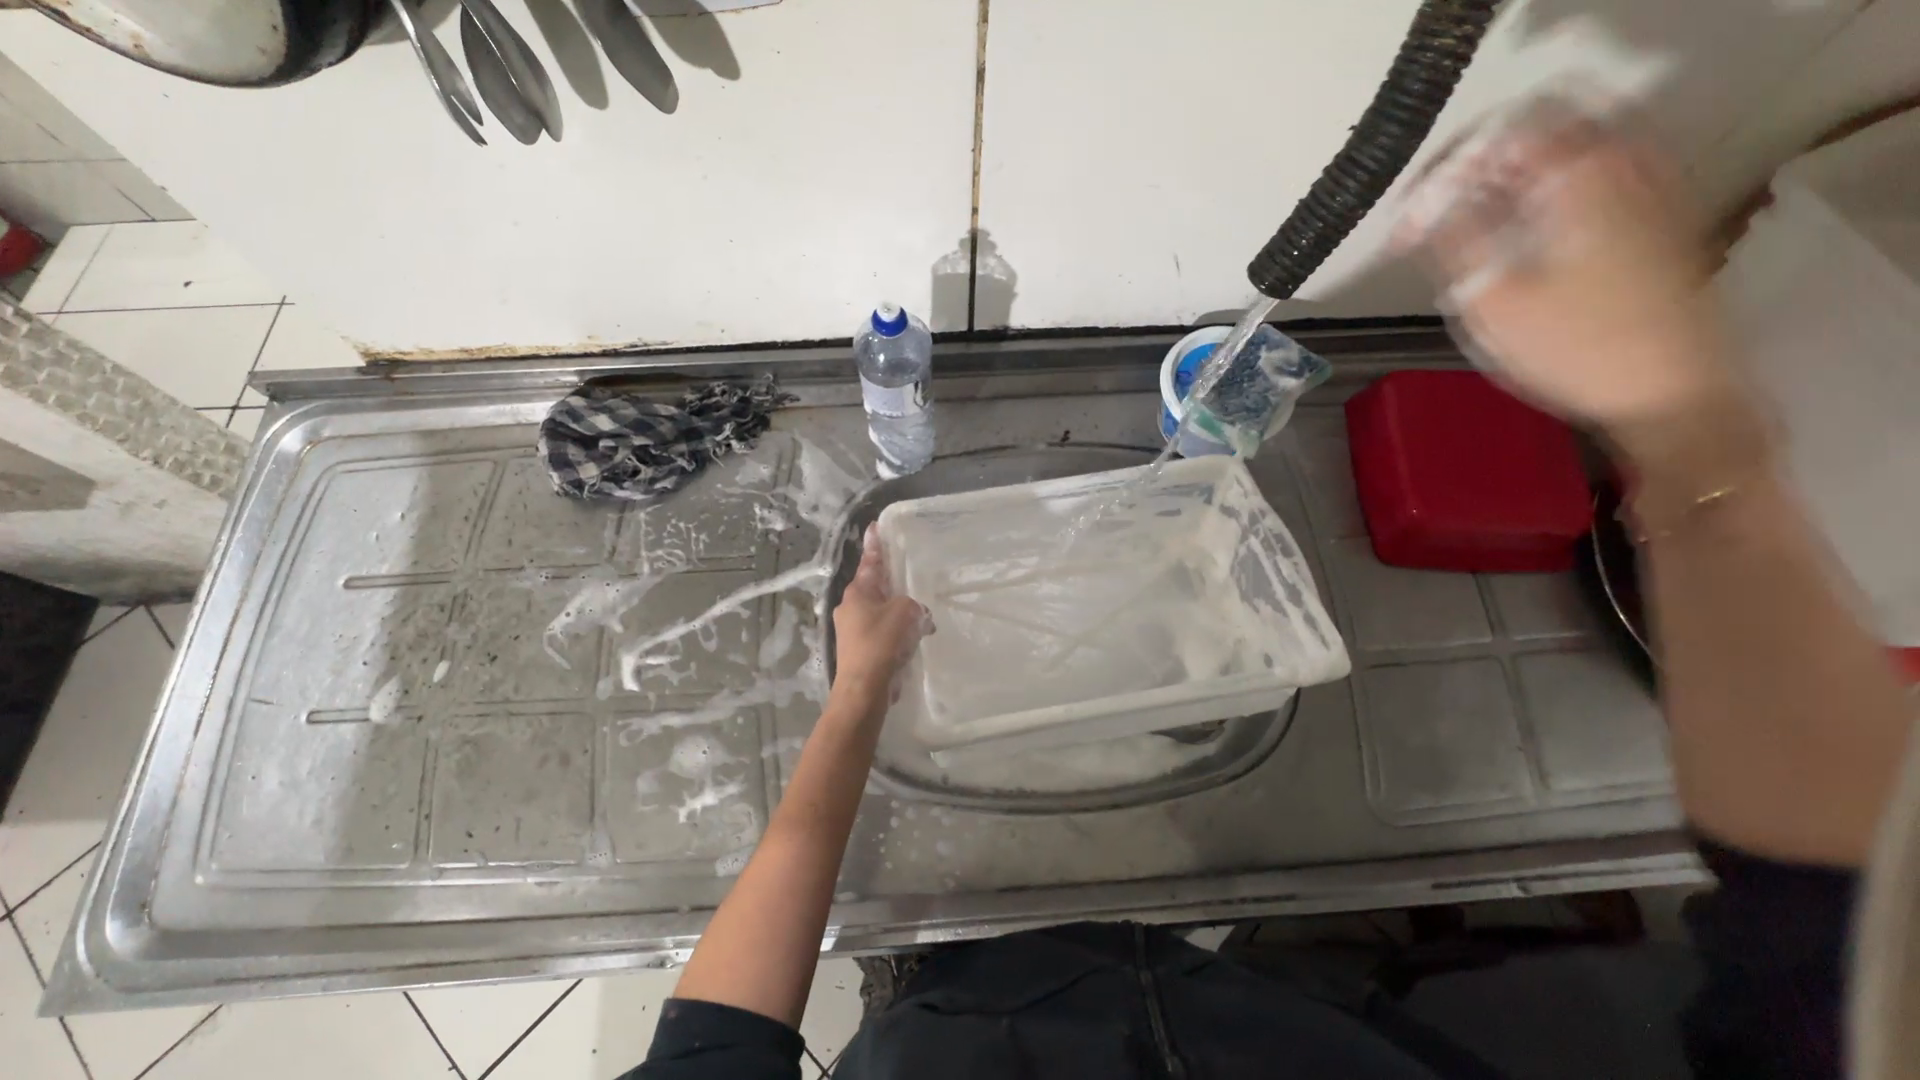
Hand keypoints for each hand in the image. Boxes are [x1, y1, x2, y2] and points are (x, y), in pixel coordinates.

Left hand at [831, 526, 928, 705]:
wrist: (864, 689)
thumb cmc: (882, 643)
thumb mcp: (906, 613)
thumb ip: (915, 606)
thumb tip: (919, 616)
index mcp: (858, 592)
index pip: (870, 560)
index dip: (875, 544)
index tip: (874, 526)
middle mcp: (850, 607)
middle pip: (874, 588)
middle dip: (891, 583)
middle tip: (908, 574)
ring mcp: (852, 631)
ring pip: (880, 613)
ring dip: (898, 613)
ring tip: (921, 616)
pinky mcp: (859, 651)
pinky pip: (882, 634)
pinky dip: (897, 634)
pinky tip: (914, 641)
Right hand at [1401, 98, 1739, 432]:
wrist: (1670, 391)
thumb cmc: (1573, 349)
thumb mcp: (1490, 298)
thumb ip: (1451, 238)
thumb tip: (1421, 207)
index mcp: (1576, 173)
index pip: (1493, 135)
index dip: (1439, 173)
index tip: (1409, 218)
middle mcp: (1623, 161)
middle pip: (1538, 127)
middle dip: (1477, 166)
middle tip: (1438, 212)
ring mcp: (1652, 185)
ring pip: (1571, 148)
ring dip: (1516, 176)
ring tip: (1475, 220)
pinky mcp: (1663, 215)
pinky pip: (1600, 174)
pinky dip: (1554, 189)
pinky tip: (1529, 230)